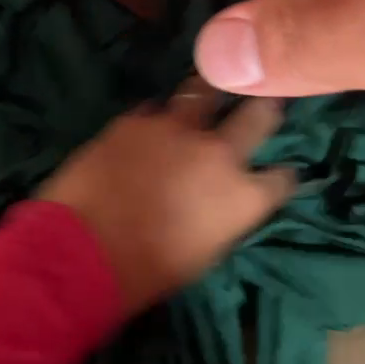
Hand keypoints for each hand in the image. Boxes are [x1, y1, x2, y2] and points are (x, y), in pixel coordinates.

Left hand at [38, 84, 293, 311]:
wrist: (82, 254)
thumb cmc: (148, 272)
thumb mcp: (207, 251)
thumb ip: (227, 214)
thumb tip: (228, 201)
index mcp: (243, 196)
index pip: (283, 177)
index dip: (283, 173)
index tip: (280, 172)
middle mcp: (219, 152)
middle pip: (259, 114)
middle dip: (265, 106)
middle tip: (265, 101)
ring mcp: (177, 128)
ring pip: (206, 91)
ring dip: (210, 94)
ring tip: (210, 92)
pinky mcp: (137, 119)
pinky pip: (155, 108)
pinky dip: (157, 118)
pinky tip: (152, 125)